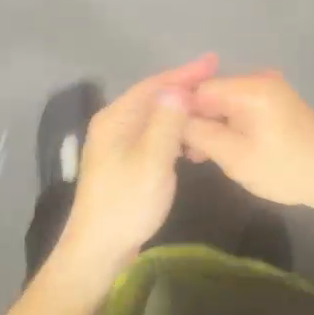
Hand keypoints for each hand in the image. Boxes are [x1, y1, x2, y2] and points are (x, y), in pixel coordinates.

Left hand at [49, 54, 218, 286]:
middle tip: (216, 82)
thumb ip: (166, 121)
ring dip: (179, 110)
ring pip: (152, 116)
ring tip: (208, 108)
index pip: (154, 85)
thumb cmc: (126, 203)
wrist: (97, 252)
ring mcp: (114, 145)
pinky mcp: (121, 163)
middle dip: (184, 88)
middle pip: (152, 97)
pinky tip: (188, 139)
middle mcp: (112, 124)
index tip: (214, 62)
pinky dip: (172, 131)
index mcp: (116, 118)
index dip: (185, 73)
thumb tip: (179, 88)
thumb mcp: (153, 160)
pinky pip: (150, 134)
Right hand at [182, 71, 313, 207]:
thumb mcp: (235, 157)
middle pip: (214, 93)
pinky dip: (230, 125)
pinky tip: (221, 148)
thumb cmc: (284, 169)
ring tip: (199, 155)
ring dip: (212, 125)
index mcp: (250, 87)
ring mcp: (271, 90)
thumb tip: (172, 117)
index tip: (168, 136)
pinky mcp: (277, 103)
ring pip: (227, 103)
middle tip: (184, 152)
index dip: (180, 111)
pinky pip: (242, 108)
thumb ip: (201, 133)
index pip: (200, 88)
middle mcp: (260, 79)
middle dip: (196, 119)